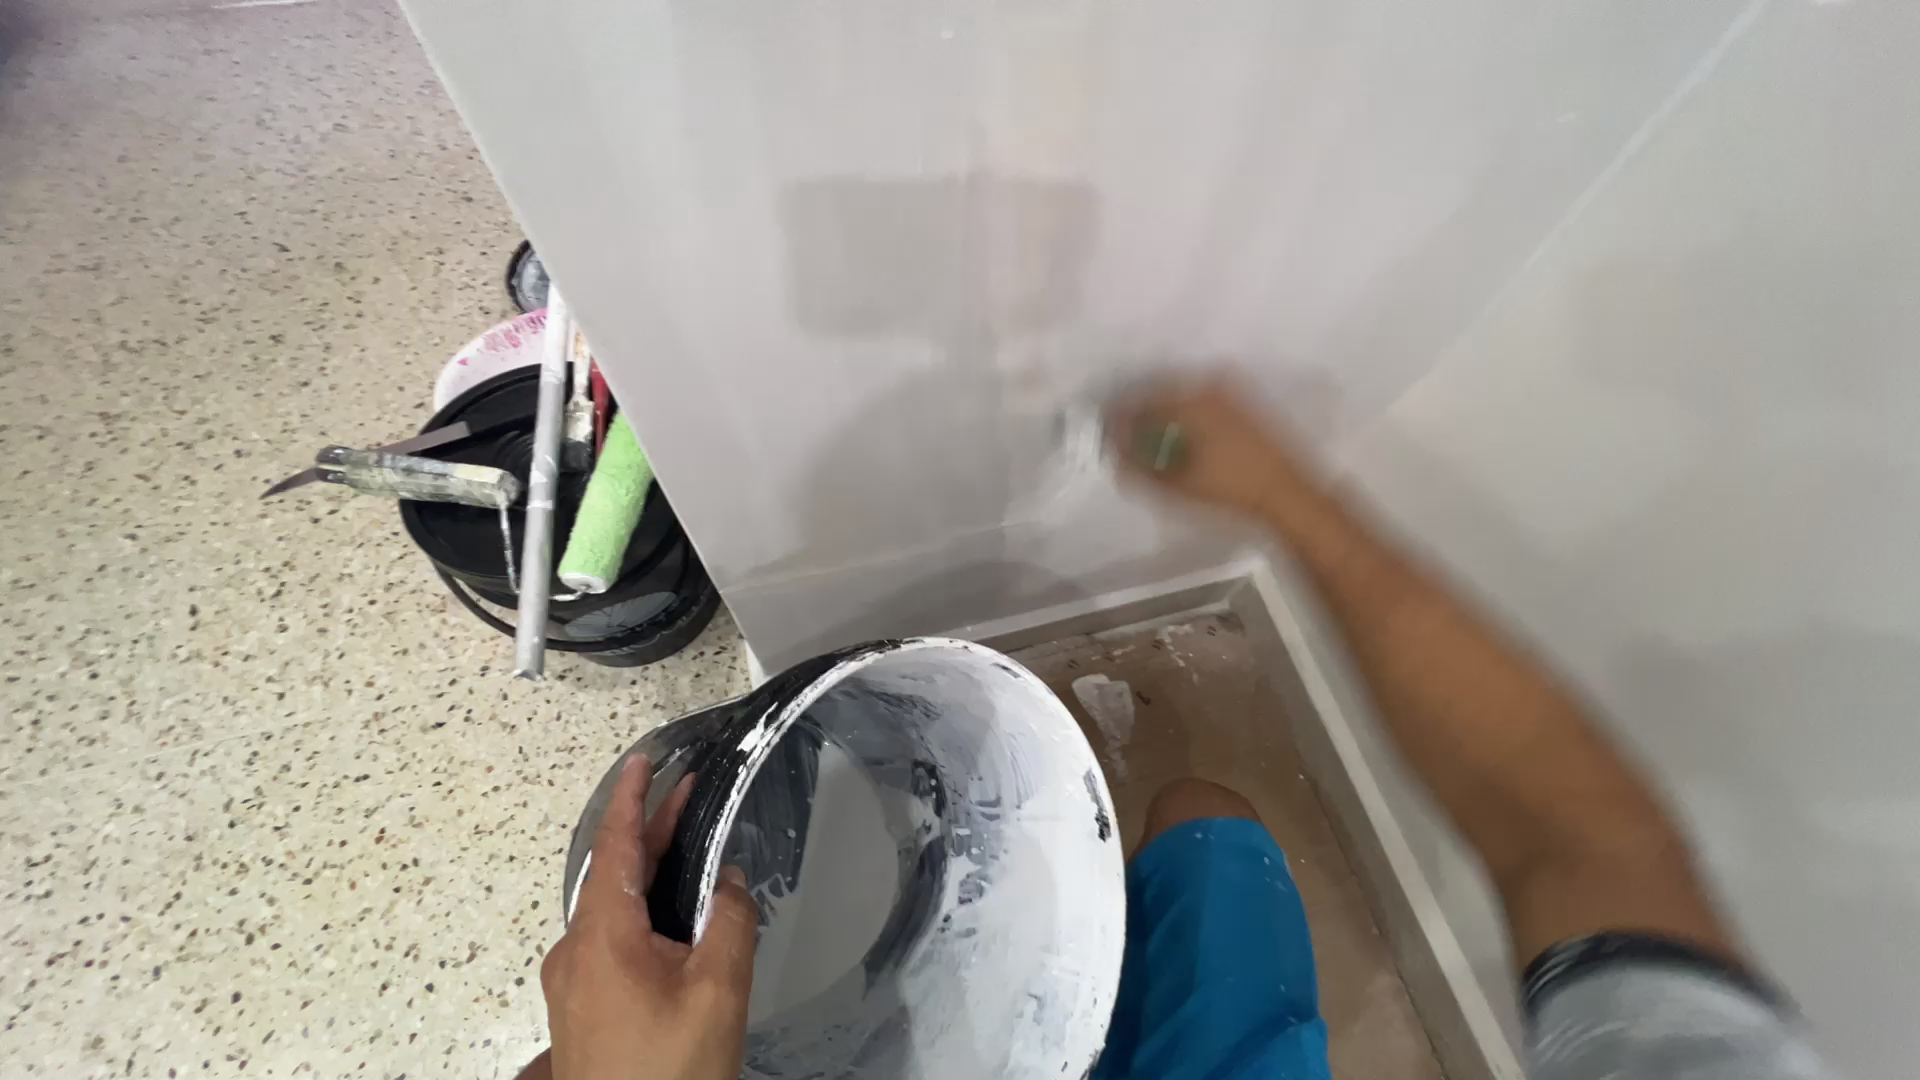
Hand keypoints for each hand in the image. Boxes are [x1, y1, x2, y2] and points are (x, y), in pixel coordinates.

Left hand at [535, 756, 759, 1079]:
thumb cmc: (672, 1066)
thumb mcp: (719, 989)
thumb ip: (730, 920)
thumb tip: (730, 880)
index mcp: (602, 938)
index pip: (614, 848)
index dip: (630, 798)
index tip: (643, 759)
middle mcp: (576, 952)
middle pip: (614, 872)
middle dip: (650, 827)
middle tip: (690, 790)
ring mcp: (573, 982)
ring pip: (612, 904)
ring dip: (648, 868)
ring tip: (689, 840)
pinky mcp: (582, 1005)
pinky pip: (611, 933)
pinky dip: (642, 902)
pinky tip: (674, 911)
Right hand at [1106, 378, 1320, 519]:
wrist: (1288, 493)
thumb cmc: (1228, 490)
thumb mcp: (1174, 485)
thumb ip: (1135, 466)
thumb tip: (1113, 451)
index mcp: (1188, 400)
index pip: (1136, 400)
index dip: (1116, 417)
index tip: (1105, 434)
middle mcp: (1208, 384)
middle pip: (1158, 391)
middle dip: (1137, 412)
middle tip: (1123, 436)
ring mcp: (1229, 390)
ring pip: (1180, 394)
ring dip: (1160, 412)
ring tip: (1149, 438)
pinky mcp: (1243, 401)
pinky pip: (1200, 399)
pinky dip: (1183, 413)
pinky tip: (1180, 437)